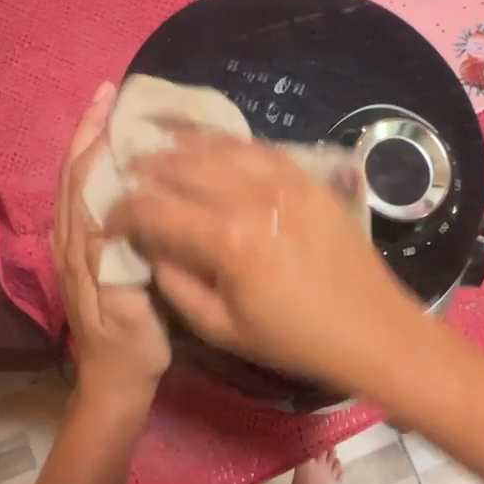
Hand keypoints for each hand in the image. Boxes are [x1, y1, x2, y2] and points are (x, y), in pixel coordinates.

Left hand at [55, 82, 169, 408]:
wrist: (114, 383)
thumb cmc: (131, 350)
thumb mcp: (127, 313)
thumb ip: (114, 266)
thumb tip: (111, 216)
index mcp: (80, 251)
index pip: (83, 181)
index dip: (96, 140)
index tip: (117, 104)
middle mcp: (68, 242)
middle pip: (71, 174)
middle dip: (87, 131)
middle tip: (112, 94)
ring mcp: (71, 250)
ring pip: (73, 185)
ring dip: (87, 146)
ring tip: (111, 116)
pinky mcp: (81, 256)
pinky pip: (82, 201)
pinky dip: (90, 171)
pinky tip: (109, 162)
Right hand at [106, 132, 423, 390]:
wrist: (372, 329)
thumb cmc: (295, 339)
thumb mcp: (223, 328)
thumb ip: (177, 283)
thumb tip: (151, 247)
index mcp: (227, 240)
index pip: (153, 209)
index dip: (122, 212)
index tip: (111, 220)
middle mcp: (252, 196)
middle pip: (180, 164)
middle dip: (145, 169)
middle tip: (127, 177)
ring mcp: (284, 179)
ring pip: (218, 146)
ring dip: (181, 147)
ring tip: (158, 150)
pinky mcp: (308, 176)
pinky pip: (257, 147)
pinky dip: (226, 144)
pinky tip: (210, 148)